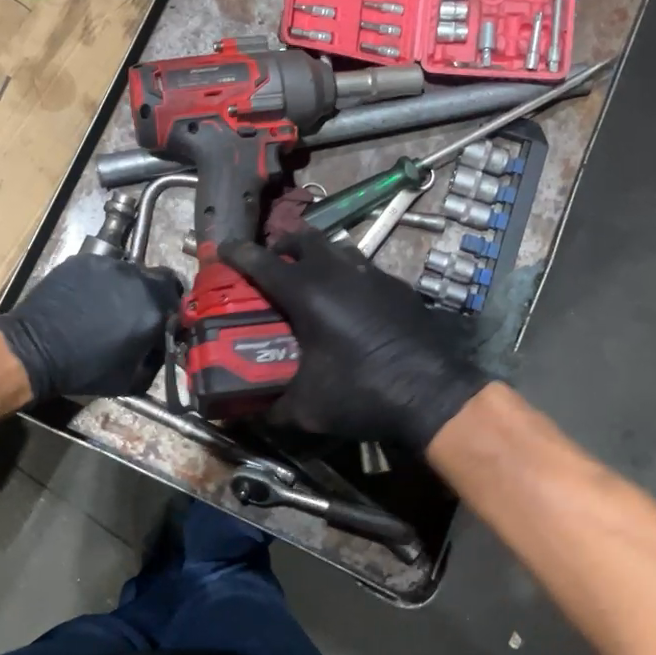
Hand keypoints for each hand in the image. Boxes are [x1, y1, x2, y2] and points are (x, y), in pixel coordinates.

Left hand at [0, 255, 182, 399]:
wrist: (35, 349)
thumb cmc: (85, 369)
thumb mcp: (131, 379)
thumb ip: (156, 359)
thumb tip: (161, 347)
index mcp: (153, 308)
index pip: (177, 297)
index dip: (171, 309)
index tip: (162, 320)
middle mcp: (137, 280)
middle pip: (156, 279)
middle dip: (151, 294)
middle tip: (135, 312)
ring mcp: (109, 266)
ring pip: (129, 272)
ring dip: (125, 287)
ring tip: (106, 306)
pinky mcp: (84, 260)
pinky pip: (102, 268)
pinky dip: (100, 281)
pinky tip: (86, 299)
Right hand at [222, 231, 489, 450]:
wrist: (433, 392)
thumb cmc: (363, 392)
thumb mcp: (309, 407)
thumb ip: (273, 407)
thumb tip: (247, 414)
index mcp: (307, 293)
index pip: (261, 261)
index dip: (238, 253)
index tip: (222, 249)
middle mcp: (336, 272)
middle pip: (301, 239)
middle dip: (281, 246)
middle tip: (271, 264)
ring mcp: (370, 273)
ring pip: (334, 248)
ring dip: (315, 256)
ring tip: (307, 279)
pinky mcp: (395, 284)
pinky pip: (360, 266)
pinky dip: (344, 273)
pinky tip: (346, 302)